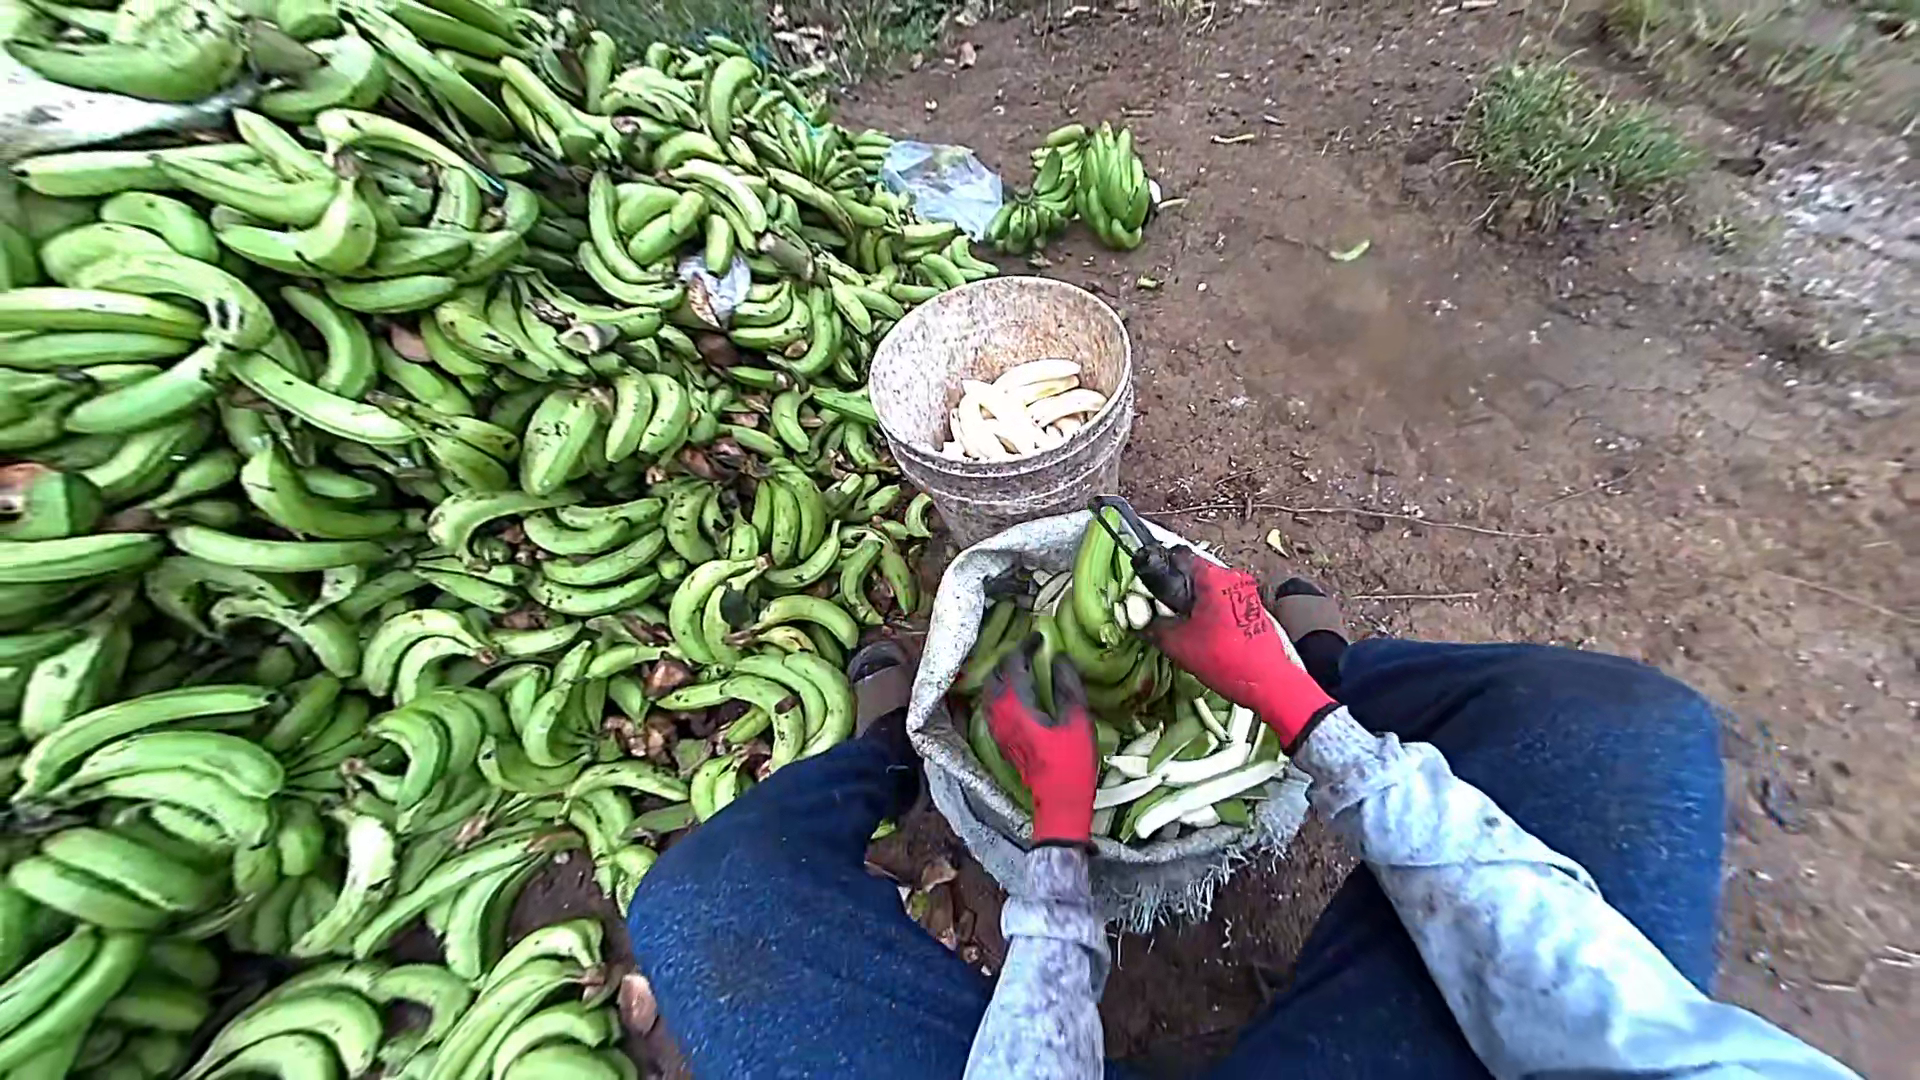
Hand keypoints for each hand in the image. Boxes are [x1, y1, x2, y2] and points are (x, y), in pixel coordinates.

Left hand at [981, 634, 1096, 847]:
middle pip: (995, 673)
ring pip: (990, 688)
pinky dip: (1002, 688)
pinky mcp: (999, 736)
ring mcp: (996, 726)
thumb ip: (1067, 685)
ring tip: (1025, 664)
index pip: (1012, 664)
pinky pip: (992, 702)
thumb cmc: (1072, 763)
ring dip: (1004, 672)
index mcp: (1017, 706)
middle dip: (1010, 656)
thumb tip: (1059, 657)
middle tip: (1031, 649)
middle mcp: (999, 713)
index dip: (1025, 646)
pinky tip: (1018, 689)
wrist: (1058, 803)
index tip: (1040, 638)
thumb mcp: (1077, 720)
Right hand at [1142, 547, 1336, 748]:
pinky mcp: (1252, 607)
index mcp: (1213, 578)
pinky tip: (1198, 629)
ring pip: (1207, 587)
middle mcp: (1232, 577)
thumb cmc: (1223, 658)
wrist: (1271, 683)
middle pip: (1192, 572)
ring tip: (1176, 620)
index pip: (1176, 556)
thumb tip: (1137, 621)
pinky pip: (1221, 599)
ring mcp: (1246, 592)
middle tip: (1156, 606)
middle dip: (1174, 587)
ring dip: (1191, 600)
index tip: (1143, 584)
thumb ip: (1152, 627)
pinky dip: (1207, 608)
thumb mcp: (1178, 644)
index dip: (1156, 568)